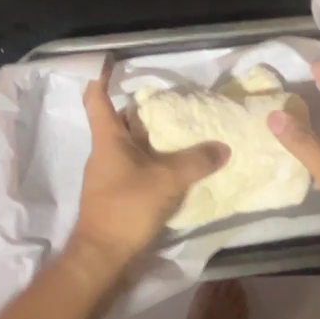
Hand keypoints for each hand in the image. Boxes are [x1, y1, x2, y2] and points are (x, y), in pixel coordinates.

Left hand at [68, 77, 229, 270]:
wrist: (101, 258)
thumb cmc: (126, 208)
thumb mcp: (167, 180)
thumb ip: (196, 161)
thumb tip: (223, 146)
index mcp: (107, 138)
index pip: (97, 97)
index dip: (101, 76)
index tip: (110, 60)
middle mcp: (103, 152)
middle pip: (118, 121)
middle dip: (141, 110)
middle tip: (169, 101)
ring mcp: (107, 175)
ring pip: (128, 146)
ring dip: (149, 138)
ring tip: (180, 132)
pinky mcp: (115, 196)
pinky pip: (134, 168)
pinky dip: (151, 163)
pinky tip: (174, 169)